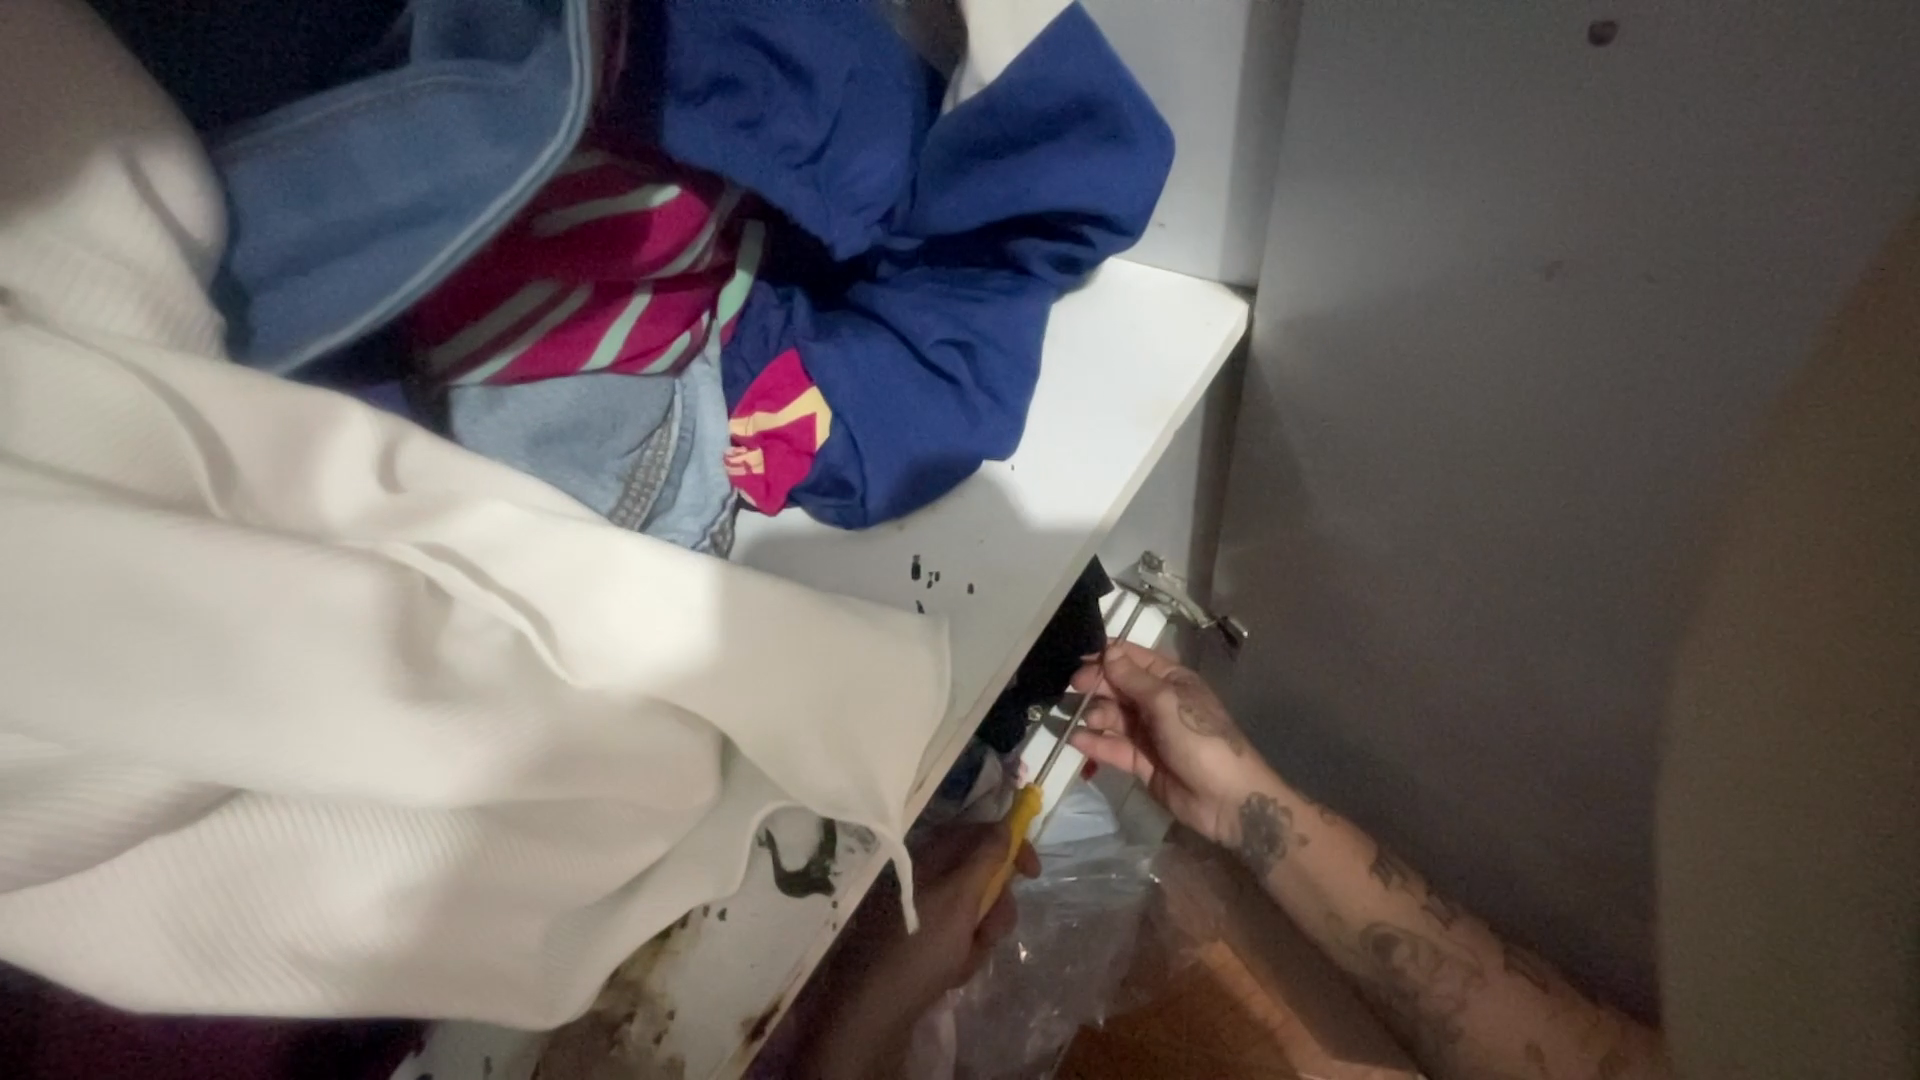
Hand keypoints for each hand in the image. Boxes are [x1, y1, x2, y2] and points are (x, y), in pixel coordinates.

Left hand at [800, 823, 1038, 1078]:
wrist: (880, 1006)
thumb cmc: (922, 944)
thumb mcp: (960, 898)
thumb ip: (987, 858)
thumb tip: (1007, 823)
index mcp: (935, 854)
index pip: (982, 834)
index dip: (1012, 847)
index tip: (1034, 872)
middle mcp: (932, 875)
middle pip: (985, 876)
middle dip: (995, 907)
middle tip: (989, 931)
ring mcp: (929, 908)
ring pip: (978, 911)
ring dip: (981, 936)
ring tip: (963, 959)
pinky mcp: (928, 938)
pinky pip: (963, 937)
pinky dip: (965, 955)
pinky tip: (952, 973)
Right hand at [1069, 641, 1275, 845]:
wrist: (1226, 798)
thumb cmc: (1199, 737)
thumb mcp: (1165, 701)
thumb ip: (1131, 678)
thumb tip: (1107, 650)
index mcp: (1170, 680)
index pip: (1133, 659)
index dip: (1106, 655)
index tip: (1078, 657)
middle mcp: (1157, 702)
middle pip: (1118, 686)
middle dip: (1096, 684)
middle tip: (1074, 687)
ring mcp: (1148, 732)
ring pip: (1112, 716)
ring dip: (1095, 714)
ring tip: (1087, 719)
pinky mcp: (1140, 761)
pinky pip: (1112, 746)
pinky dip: (1095, 742)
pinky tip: (1077, 740)